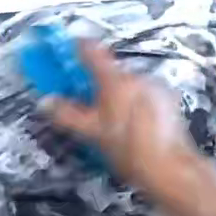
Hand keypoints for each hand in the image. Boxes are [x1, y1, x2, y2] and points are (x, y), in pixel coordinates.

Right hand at [43, 39, 215, 211]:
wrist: (170, 167)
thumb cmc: (127, 149)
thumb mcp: (92, 133)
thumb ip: (67, 114)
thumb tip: (45, 101)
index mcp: (114, 79)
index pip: (91, 50)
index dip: (77, 47)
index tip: (67, 52)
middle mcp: (136, 75)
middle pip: (111, 70)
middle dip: (97, 82)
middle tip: (88, 103)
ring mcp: (155, 85)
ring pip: (129, 83)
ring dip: (119, 94)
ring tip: (113, 121)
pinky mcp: (168, 98)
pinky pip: (145, 93)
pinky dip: (136, 102)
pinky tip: (134, 125)